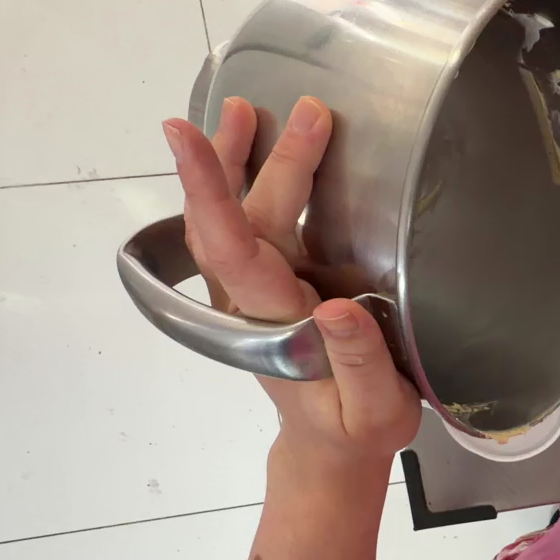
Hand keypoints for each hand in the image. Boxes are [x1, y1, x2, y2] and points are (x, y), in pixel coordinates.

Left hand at [162, 97, 421, 476]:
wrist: (331, 447)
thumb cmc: (357, 429)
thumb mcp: (374, 409)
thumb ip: (358, 364)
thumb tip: (336, 309)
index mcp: (277, 328)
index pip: (234, 254)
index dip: (208, 193)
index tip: (184, 135)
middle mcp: (254, 304)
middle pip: (238, 222)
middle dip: (260, 161)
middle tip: (302, 112)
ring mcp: (256, 297)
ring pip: (231, 221)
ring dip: (236, 164)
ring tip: (246, 112)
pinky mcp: (268, 293)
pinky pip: (244, 231)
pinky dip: (245, 186)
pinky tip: (260, 159)